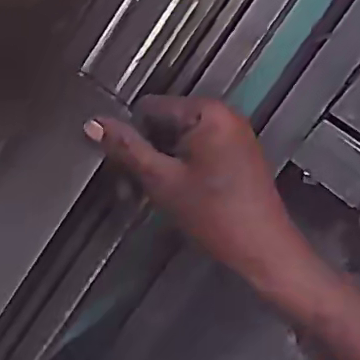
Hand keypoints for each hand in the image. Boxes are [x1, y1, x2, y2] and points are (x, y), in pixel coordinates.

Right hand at [86, 96, 316, 291]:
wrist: (265, 252)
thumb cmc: (216, 216)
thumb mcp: (162, 181)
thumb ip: (126, 148)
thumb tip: (94, 124)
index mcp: (207, 111)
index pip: (149, 107)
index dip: (131, 136)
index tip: (124, 166)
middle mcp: (224, 115)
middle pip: (164, 123)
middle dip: (146, 153)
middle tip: (134, 189)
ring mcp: (233, 135)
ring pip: (179, 140)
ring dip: (161, 164)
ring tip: (154, 196)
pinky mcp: (237, 155)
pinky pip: (198, 151)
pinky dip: (181, 169)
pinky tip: (176, 196)